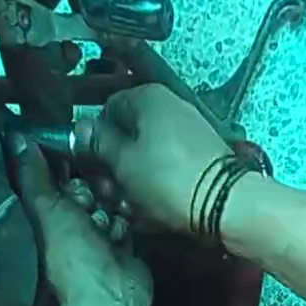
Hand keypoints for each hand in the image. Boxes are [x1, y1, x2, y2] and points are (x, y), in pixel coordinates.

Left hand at [12, 135, 151, 305]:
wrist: (110, 290)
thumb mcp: (46, 208)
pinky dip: (124, 224)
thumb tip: (17, 137)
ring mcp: (98, 237)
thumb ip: (33, 174)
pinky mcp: (122, 245)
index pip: (57, 179)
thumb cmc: (72, 251)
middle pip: (87, 189)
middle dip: (92, 191)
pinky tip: (120, 231)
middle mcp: (70, 225)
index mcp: (45, 216)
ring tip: (105, 223)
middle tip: (91, 203)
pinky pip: (126, 221)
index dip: (65, 170)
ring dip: (110, 208)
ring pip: (108, 203)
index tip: (72, 170)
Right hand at [80, 84, 232, 233]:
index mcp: (147, 96)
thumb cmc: (166, 179)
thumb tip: (79, 130)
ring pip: (149, 156)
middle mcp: (170, 106)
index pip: (106, 111)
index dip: (94, 142)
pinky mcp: (204, 158)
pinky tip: (157, 209)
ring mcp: (190, 132)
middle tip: (112, 194)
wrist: (226, 204)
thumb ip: (96, 143)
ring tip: (134, 207)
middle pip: (129, 135)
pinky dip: (160, 186)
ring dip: (136, 182)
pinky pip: (171, 168)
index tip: (93, 170)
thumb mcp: (122, 162)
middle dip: (116, 167)